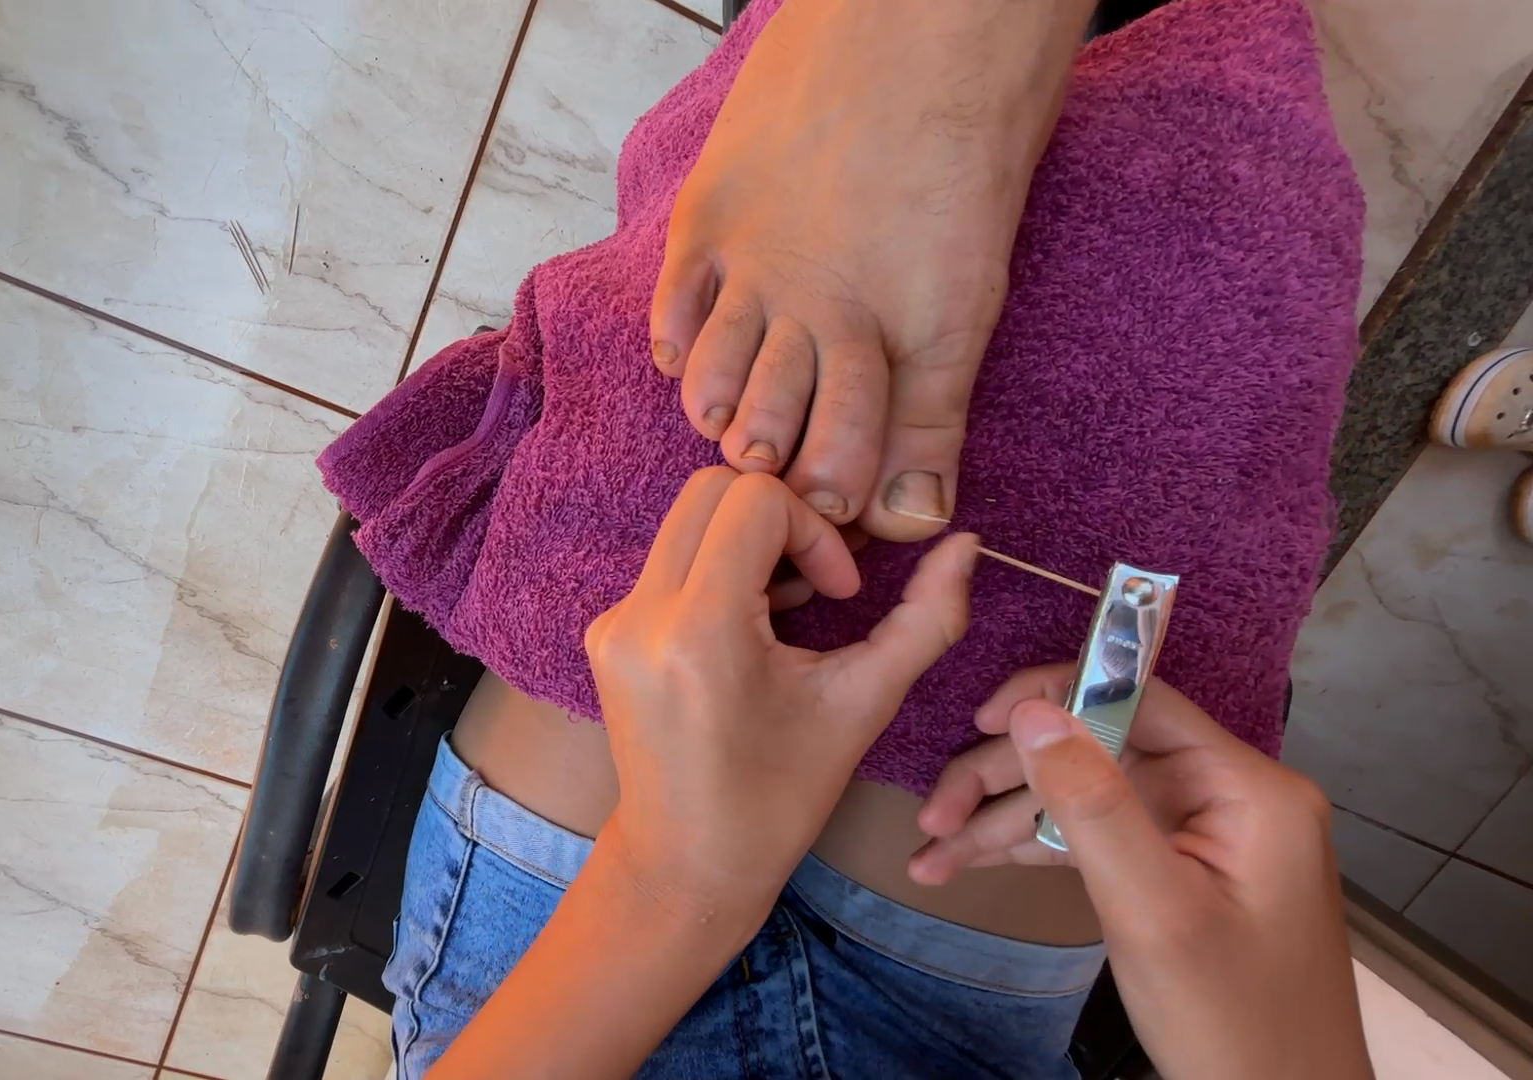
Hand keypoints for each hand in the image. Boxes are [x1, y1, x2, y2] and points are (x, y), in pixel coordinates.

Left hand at [585, 466, 978, 923]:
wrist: (686, 857)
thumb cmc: (778, 795)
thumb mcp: (861, 704)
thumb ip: (925, 619)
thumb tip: (965, 543)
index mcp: (699, 630)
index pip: (753, 499)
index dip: (812, 529)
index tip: (837, 591)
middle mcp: (639, 614)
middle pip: (710, 490)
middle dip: (776, 520)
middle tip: (811, 586)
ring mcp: (612, 620)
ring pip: (686, 522)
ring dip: (745, 545)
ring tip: (782, 612)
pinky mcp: (603, 630)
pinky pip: (666, 562)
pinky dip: (713, 572)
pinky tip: (742, 630)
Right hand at [651, 0, 1092, 538]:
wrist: (928, 12)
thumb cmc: (967, 149)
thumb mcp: (973, 293)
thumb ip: (936, 412)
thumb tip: (915, 519)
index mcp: (886, 331)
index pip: (847, 452)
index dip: (839, 496)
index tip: (835, 518)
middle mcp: (808, 306)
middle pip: (770, 421)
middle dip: (773, 468)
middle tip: (769, 485)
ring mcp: (750, 259)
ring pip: (713, 372)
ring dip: (717, 415)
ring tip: (725, 434)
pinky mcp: (708, 214)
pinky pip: (672, 302)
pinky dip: (672, 342)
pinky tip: (679, 362)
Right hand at [912, 666, 1372, 1079]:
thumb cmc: (1229, 1017)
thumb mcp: (1150, 907)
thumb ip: (1090, 801)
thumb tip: (1028, 709)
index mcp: (1239, 786)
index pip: (1132, 697)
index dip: (1049, 696)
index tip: (978, 723)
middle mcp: (1211, 792)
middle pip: (1081, 751)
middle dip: (999, 782)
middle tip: (931, 815)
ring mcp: (1180, 826)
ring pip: (1065, 792)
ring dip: (993, 819)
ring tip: (929, 849)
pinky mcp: (1154, 858)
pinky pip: (1074, 832)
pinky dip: (1016, 846)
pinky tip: (956, 861)